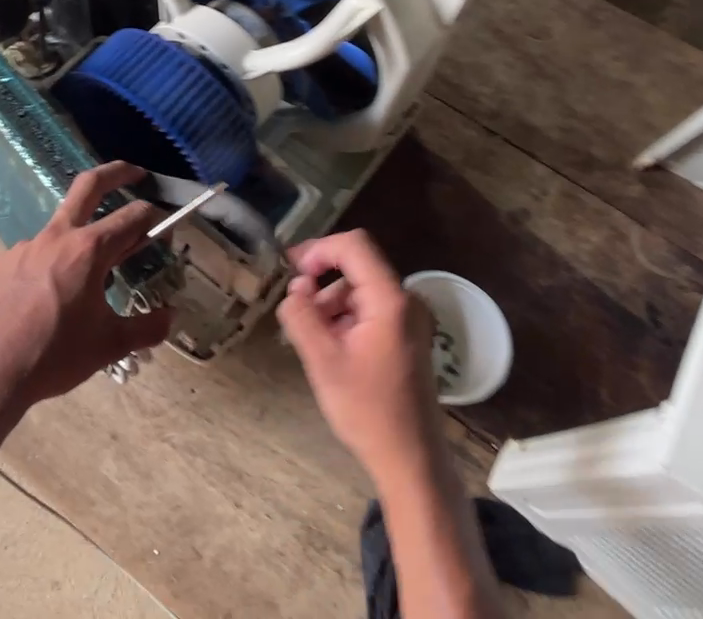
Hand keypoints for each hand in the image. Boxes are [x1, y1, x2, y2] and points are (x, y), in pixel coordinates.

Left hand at [0, 162, 171, 408]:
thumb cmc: (54, 356)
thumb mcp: (109, 345)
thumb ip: (147, 328)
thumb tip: (170, 317)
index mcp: (88, 250)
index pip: (133, 217)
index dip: (153, 220)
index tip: (162, 232)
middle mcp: (56, 237)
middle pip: (89, 185)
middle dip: (117, 172)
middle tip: (136, 173)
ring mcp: (25, 247)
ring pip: (62, 226)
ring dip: (84, 233)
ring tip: (94, 272)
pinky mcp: (3, 264)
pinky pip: (38, 253)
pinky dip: (55, 261)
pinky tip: (54, 296)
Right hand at [276, 230, 440, 478]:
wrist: (411, 457)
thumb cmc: (367, 409)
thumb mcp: (322, 361)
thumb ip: (302, 316)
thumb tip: (295, 288)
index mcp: (390, 300)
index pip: (353, 246)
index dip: (318, 249)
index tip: (291, 271)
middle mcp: (406, 300)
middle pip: (357, 268)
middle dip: (321, 284)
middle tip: (294, 313)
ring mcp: (410, 319)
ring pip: (361, 290)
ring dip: (331, 304)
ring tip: (310, 339)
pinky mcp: (408, 336)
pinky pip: (371, 310)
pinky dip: (346, 319)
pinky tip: (330, 348)